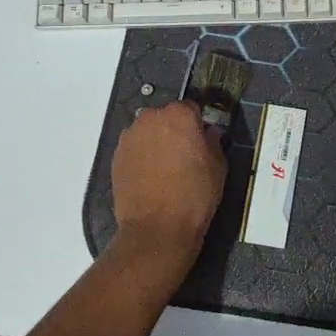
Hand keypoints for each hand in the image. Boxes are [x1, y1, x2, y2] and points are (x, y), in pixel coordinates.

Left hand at [110, 100, 225, 268]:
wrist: (157, 227)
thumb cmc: (194, 194)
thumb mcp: (218, 166)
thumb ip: (213, 142)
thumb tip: (209, 132)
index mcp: (178, 115)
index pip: (191, 108)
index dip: (197, 124)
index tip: (201, 141)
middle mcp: (150, 118)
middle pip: (165, 117)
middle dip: (174, 130)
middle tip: (184, 156)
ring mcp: (130, 137)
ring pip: (148, 132)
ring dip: (156, 142)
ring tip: (165, 169)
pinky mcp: (116, 156)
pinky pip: (134, 149)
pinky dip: (142, 157)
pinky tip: (150, 178)